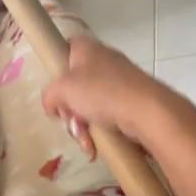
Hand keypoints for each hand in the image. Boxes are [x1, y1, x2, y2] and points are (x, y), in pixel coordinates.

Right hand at [40, 37, 181, 158]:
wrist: (146, 110)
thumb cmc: (101, 92)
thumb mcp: (63, 90)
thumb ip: (49, 96)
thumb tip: (52, 106)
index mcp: (86, 48)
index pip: (64, 49)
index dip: (57, 70)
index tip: (56, 90)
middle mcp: (102, 60)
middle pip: (74, 85)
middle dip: (69, 110)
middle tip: (71, 122)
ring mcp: (118, 80)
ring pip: (88, 104)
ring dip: (82, 127)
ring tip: (86, 142)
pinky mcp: (129, 99)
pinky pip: (104, 115)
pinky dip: (98, 131)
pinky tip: (95, 146)